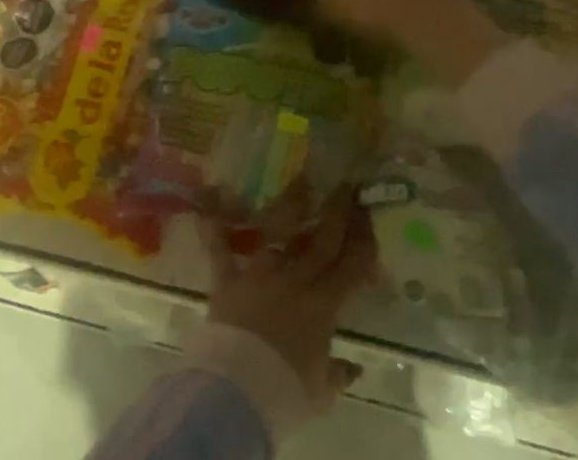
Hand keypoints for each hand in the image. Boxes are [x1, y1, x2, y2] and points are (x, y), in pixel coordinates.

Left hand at [201, 188, 376, 405]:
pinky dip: (213, 224)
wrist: (236, 391)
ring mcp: (259, 275)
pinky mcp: (227, 280)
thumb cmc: (284, 392)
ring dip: (290, 208)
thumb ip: (336, 374)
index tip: (369, 216)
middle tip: (346, 187)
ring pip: (278, 234)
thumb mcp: (320, 391)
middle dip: (337, 213)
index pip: (351, 266)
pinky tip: (208, 196)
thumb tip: (351, 368)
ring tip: (302, 184)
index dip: (363, 241)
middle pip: (321, 241)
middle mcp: (294, 281)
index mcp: (323, 306)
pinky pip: (219, 248)